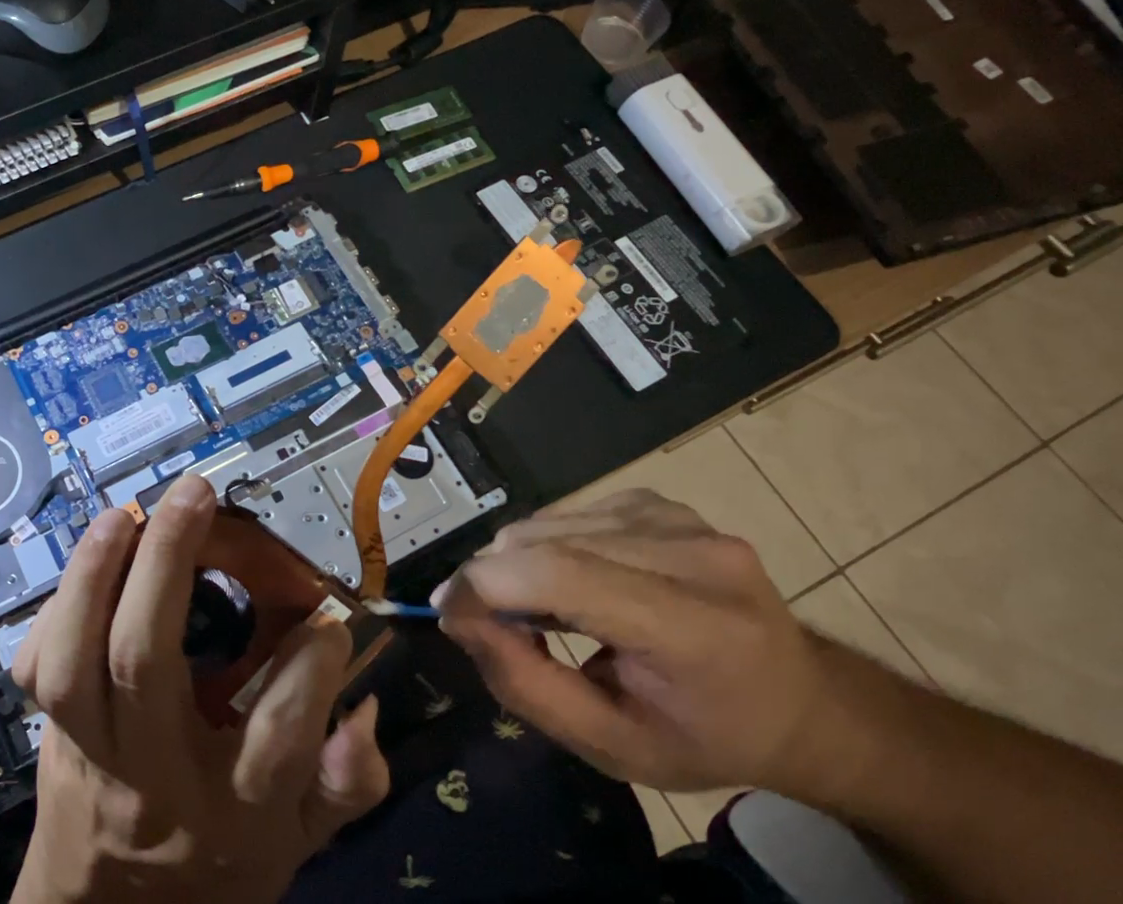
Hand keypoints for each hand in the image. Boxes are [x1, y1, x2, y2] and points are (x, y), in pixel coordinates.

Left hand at [10, 475, 389, 903]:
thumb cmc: (216, 865)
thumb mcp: (296, 844)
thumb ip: (342, 786)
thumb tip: (361, 710)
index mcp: (231, 811)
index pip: (276, 734)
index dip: (307, 667)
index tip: (326, 617)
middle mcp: (150, 776)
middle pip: (143, 663)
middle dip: (166, 565)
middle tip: (194, 495)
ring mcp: (89, 755)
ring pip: (74, 662)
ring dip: (94, 574)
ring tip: (125, 513)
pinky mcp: (48, 738)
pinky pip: (38, 667)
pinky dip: (59, 606)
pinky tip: (92, 560)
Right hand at [431, 489, 832, 794]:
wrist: (799, 704)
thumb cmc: (703, 737)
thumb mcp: (611, 745)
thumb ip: (526, 685)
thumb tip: (457, 617)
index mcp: (695, 628)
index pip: (560, 574)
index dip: (483, 587)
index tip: (449, 616)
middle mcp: (694, 554)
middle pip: (544, 541)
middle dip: (494, 580)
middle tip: (498, 630)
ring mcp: (683, 519)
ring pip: (548, 522)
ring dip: (519, 563)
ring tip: (542, 612)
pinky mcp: (666, 503)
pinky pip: (572, 512)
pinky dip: (549, 546)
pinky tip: (572, 581)